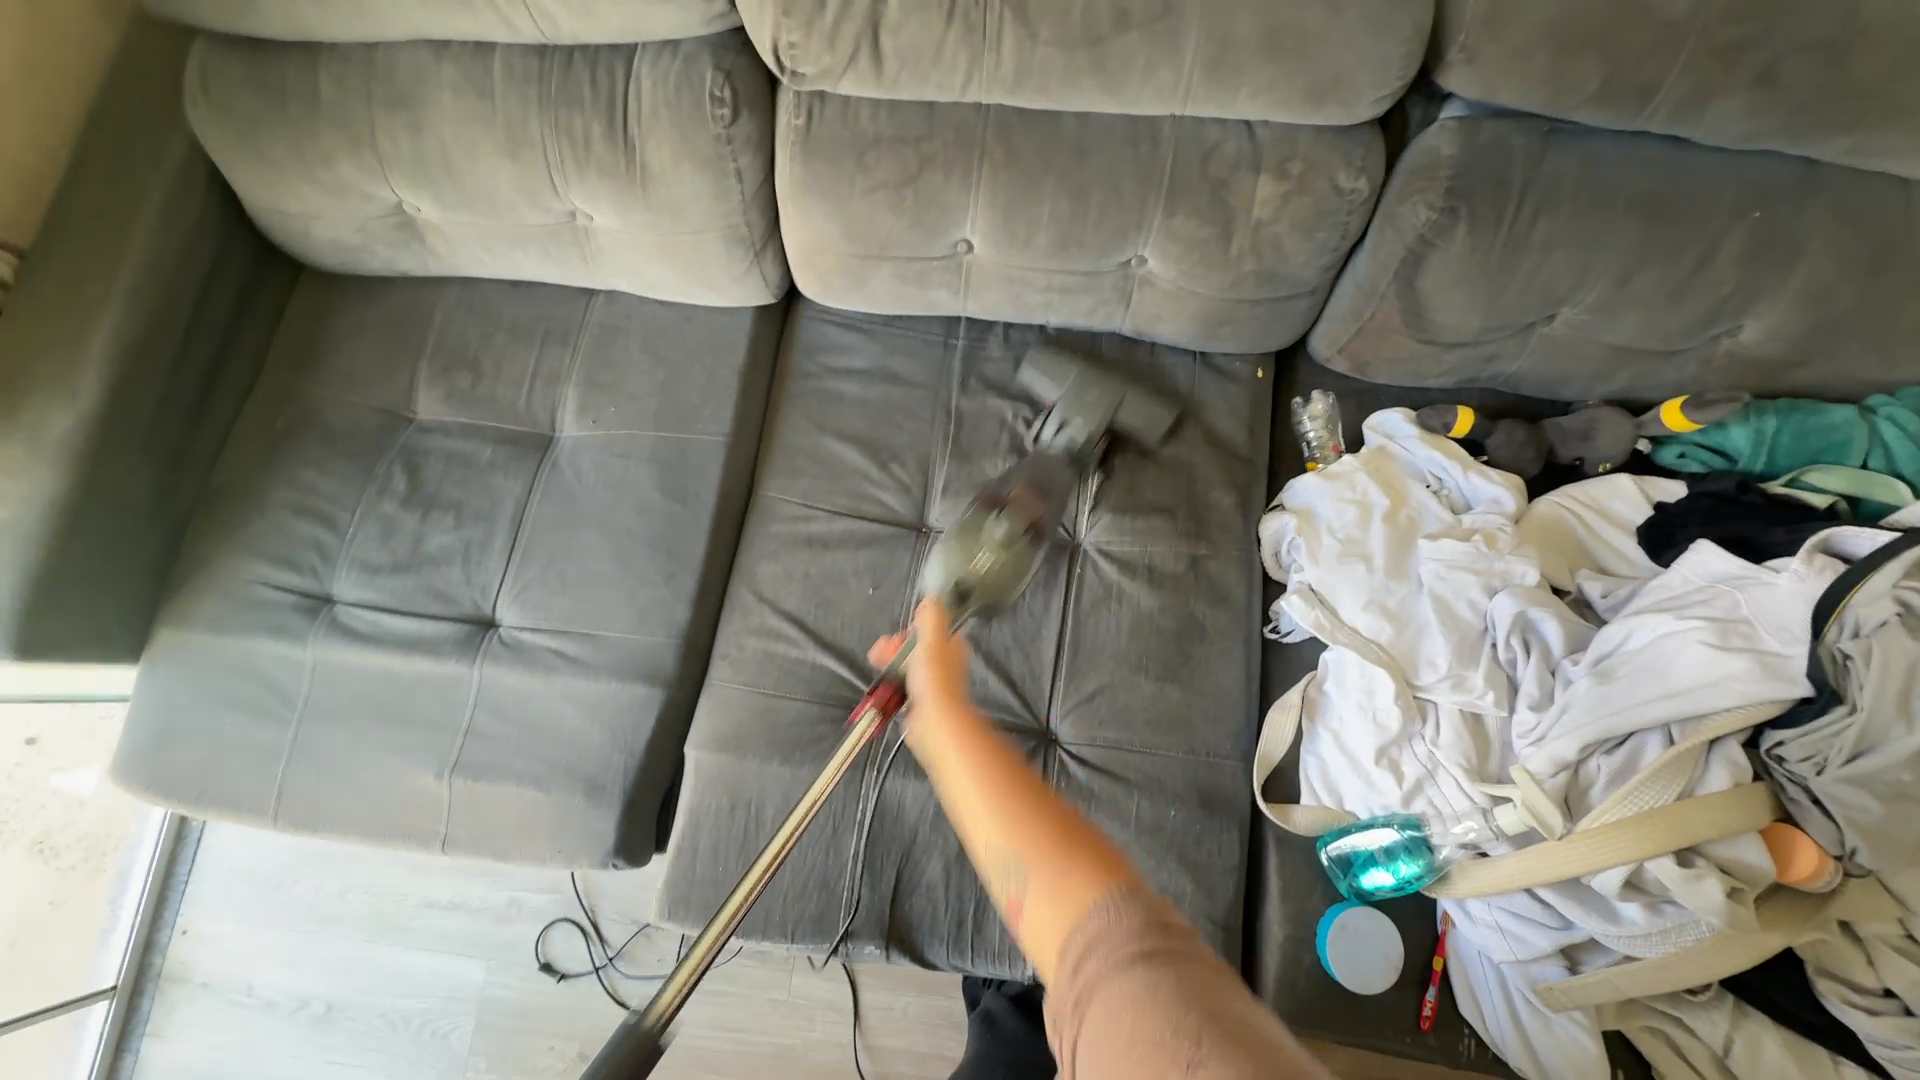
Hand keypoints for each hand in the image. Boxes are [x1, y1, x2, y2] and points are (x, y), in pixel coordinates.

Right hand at [868, 598, 972, 710]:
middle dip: (897, 644)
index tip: (903, 630)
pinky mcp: (919, 697)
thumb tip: (933, 597)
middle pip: (917, 645)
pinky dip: (891, 677)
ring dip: (891, 659)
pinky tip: (882, 678)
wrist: (933, 719)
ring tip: (876, 659)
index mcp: (952, 645)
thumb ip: (932, 616)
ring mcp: (932, 680)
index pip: (933, 628)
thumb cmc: (934, 677)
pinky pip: (902, 681)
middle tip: (883, 648)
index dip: (916, 627)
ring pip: (908, 662)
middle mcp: (944, 662)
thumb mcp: (932, 639)